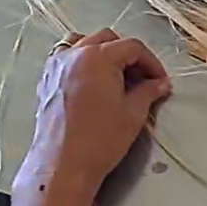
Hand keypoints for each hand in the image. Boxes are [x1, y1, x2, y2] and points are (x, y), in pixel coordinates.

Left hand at [14, 29, 171, 204]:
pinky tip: (89, 80)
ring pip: (83, 43)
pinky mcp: (46, 80)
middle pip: (108, 40)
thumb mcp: (133, 114)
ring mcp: (57, 66)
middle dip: (128, 55)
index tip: (160, 80)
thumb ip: (148, 92)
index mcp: (99, 57)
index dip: (151, 62)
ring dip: (102, 52)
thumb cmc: (100, 140)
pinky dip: (79, 60)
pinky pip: (64, 57)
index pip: (132, 47)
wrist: (63, 165)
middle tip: (142, 79)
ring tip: (115, 75)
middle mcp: (75, 54)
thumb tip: (160, 84)